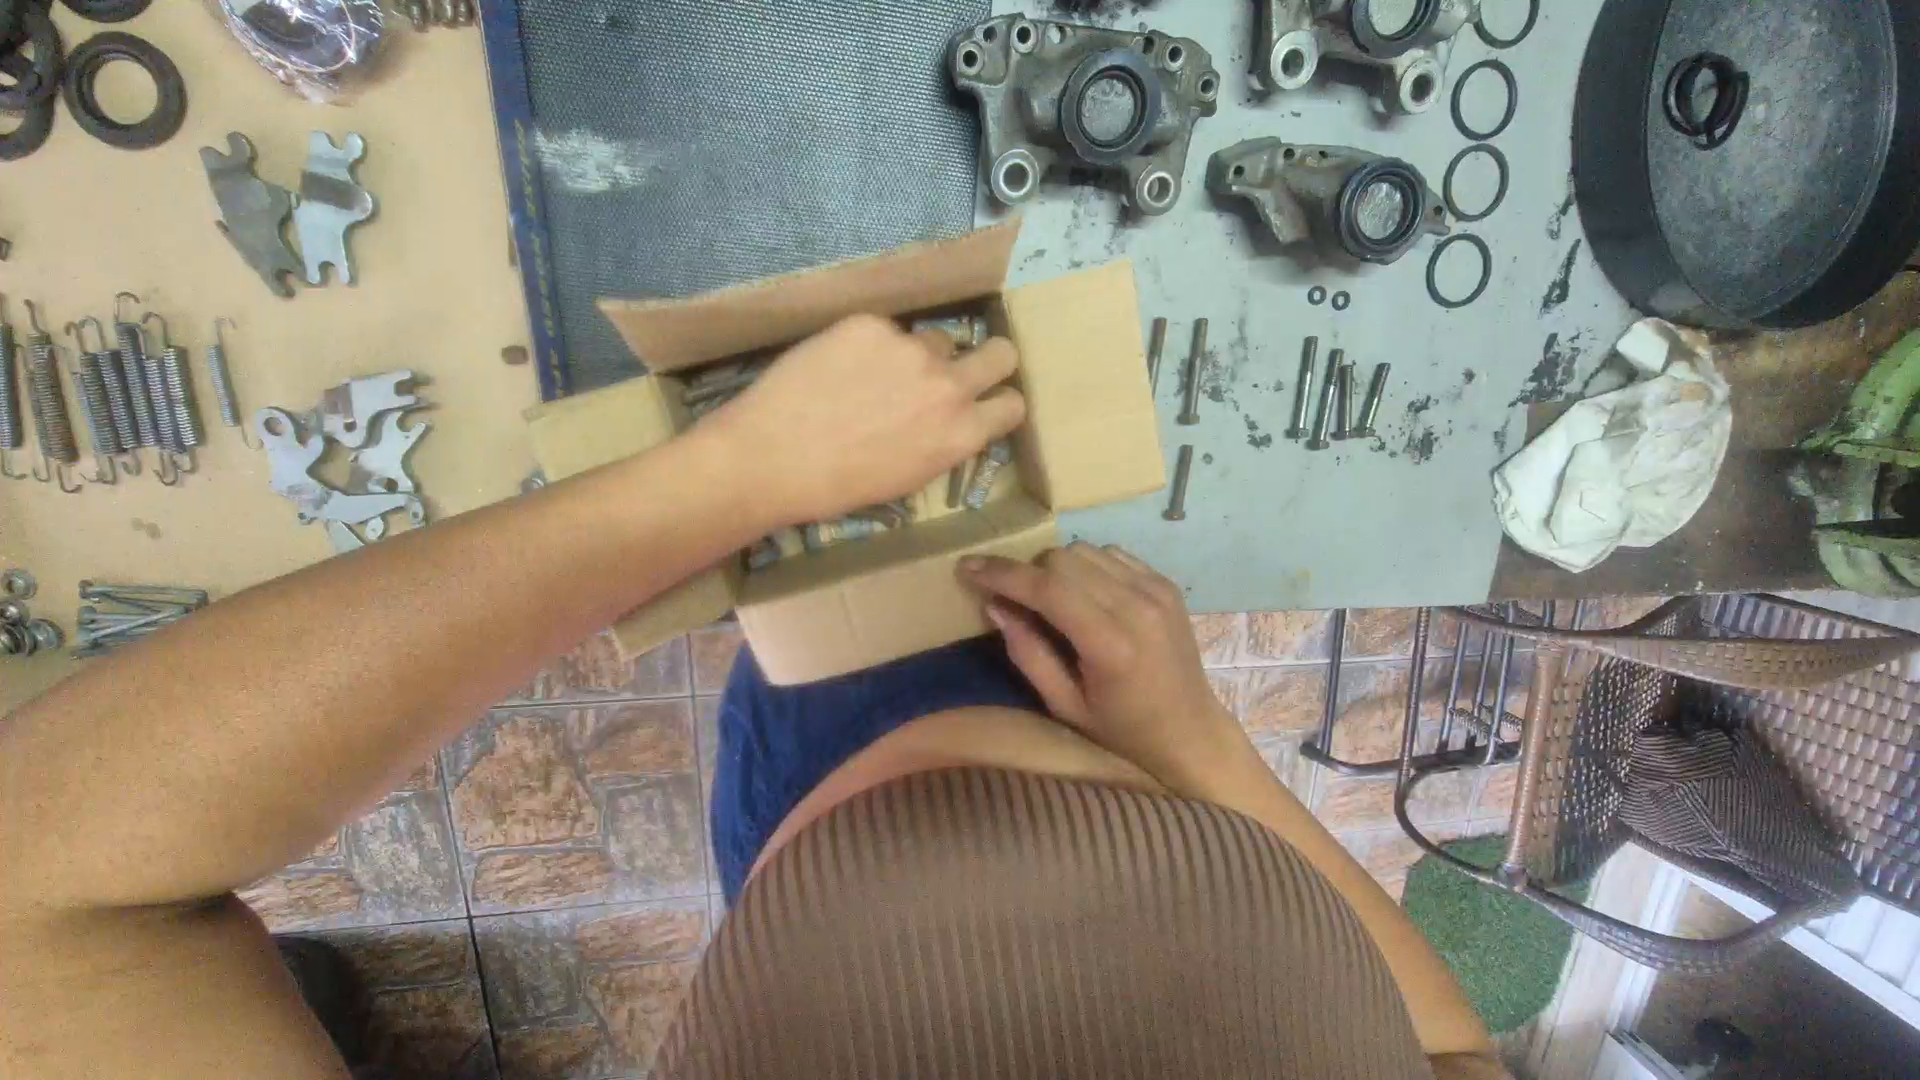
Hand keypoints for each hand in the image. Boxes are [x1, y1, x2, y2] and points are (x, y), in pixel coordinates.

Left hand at [701, 314, 1025, 528]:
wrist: (770, 459)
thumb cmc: (838, 488)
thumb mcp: (909, 478)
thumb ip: (944, 443)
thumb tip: (951, 420)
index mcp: (962, 434)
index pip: (1013, 404)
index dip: (998, 402)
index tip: (983, 402)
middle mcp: (949, 386)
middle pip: (1001, 352)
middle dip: (990, 360)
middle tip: (960, 370)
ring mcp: (910, 349)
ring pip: (936, 340)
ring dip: (919, 356)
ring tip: (875, 379)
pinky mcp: (870, 325)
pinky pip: (887, 330)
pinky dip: (870, 346)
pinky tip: (839, 369)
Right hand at [958, 543, 1255, 791]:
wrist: (1190, 731)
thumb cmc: (1121, 730)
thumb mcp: (1064, 705)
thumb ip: (1027, 653)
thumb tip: (994, 604)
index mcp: (1110, 645)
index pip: (1046, 589)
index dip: (1001, 574)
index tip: (966, 568)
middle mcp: (1137, 607)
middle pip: (1062, 559)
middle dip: (1029, 574)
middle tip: (1016, 601)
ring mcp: (1156, 590)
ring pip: (1085, 550)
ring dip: (1058, 569)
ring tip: (1053, 601)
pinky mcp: (1165, 583)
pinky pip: (1111, 553)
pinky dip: (1087, 567)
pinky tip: (1086, 595)